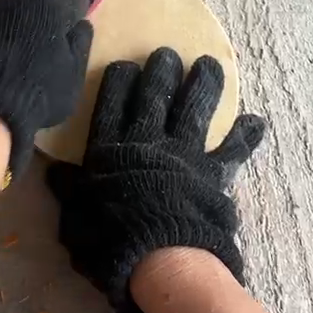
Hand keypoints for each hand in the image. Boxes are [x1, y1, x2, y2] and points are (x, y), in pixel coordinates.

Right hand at [46, 46, 266, 312]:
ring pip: (193, 109)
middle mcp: (147, 142)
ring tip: (209, 64)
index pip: (111, 105)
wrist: (160, 258)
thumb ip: (69, 191)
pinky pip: (233, 149)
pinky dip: (245, 136)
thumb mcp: (76, 218)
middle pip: (154, 96)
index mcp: (110, 150)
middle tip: (166, 54)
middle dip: (160, 72)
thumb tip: (55, 172)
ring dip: (202, 84)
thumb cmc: (110, 242)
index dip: (118, 82)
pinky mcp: (212, 170)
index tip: (124, 64)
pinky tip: (257, 121)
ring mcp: (183, 153)